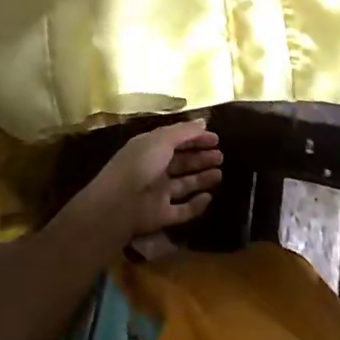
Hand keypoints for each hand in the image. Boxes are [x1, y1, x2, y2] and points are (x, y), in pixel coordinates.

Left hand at [66, 119, 224, 243]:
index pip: (176, 141)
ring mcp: (158, 194)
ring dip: (202, 179)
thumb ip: (184, 131)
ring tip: (220, 173)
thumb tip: (203, 122)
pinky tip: (209, 197)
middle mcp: (154, 170)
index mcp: (150, 150)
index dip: (195, 139)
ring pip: (184, 185)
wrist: (118, 205)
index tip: (216, 139)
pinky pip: (183, 210)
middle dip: (201, 158)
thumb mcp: (161, 139)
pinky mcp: (162, 216)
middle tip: (221, 156)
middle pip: (182, 163)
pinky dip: (196, 205)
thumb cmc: (139, 165)